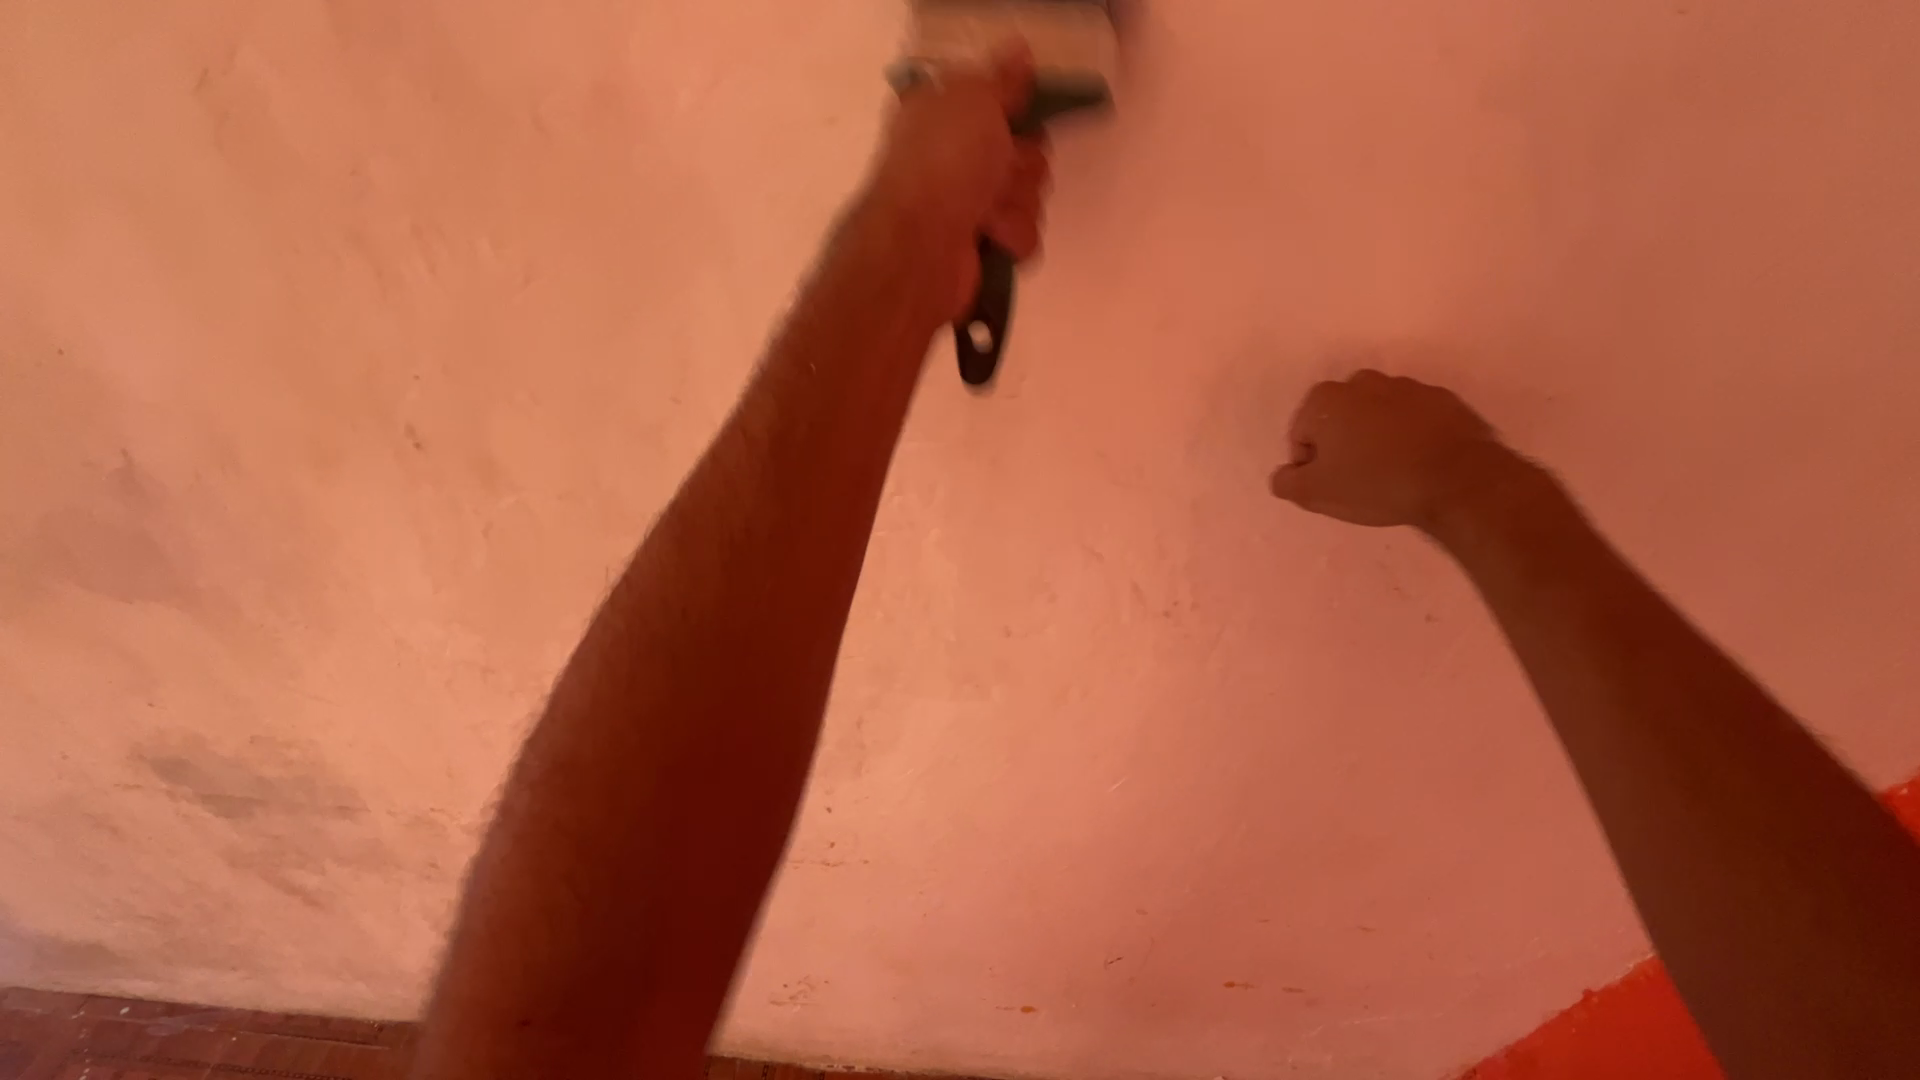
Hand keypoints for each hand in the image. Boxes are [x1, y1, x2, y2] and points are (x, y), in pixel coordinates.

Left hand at [867, 44, 1051, 320]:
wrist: (922, 246)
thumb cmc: (943, 162)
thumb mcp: (974, 98)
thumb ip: (1002, 77)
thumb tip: (1019, 50)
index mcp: (942, 115)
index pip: (998, 103)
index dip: (1015, 110)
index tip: (1017, 118)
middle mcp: (955, 160)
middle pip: (1025, 152)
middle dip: (1022, 164)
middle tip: (999, 172)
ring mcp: (969, 207)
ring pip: (1028, 196)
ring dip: (1017, 204)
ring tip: (988, 213)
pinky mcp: (984, 248)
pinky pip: (1024, 235)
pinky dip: (1013, 236)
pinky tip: (990, 238)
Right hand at [1269, 370, 1520, 529]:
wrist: (1459, 481)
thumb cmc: (1375, 483)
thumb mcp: (1315, 494)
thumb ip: (1286, 482)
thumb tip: (1284, 475)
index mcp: (1326, 399)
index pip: (1301, 435)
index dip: (1311, 465)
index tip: (1331, 485)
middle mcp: (1364, 383)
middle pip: (1339, 420)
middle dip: (1343, 445)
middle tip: (1356, 479)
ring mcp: (1409, 388)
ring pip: (1377, 418)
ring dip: (1376, 440)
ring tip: (1390, 474)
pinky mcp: (1445, 401)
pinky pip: (1414, 421)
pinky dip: (1410, 439)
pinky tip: (1418, 466)